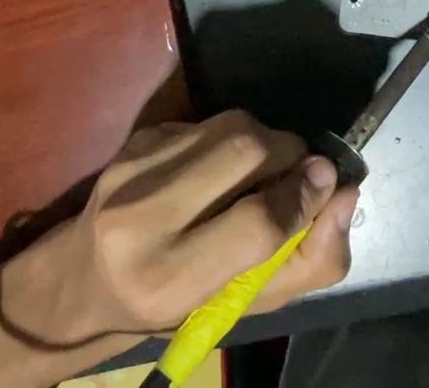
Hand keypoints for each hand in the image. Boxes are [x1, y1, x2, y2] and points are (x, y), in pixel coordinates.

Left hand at [8, 110, 359, 341]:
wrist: (84, 276)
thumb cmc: (171, 303)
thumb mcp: (242, 306)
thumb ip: (307, 262)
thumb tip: (344, 195)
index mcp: (167, 280)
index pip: (255, 224)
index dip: (303, 197)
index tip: (330, 183)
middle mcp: (141, 219)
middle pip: (244, 153)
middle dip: (290, 153)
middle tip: (300, 171)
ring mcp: (133, 170)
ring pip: (231, 125)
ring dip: (266, 139)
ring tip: (266, 167)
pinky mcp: (137, 139)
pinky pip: (209, 121)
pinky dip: (233, 137)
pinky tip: (224, 165)